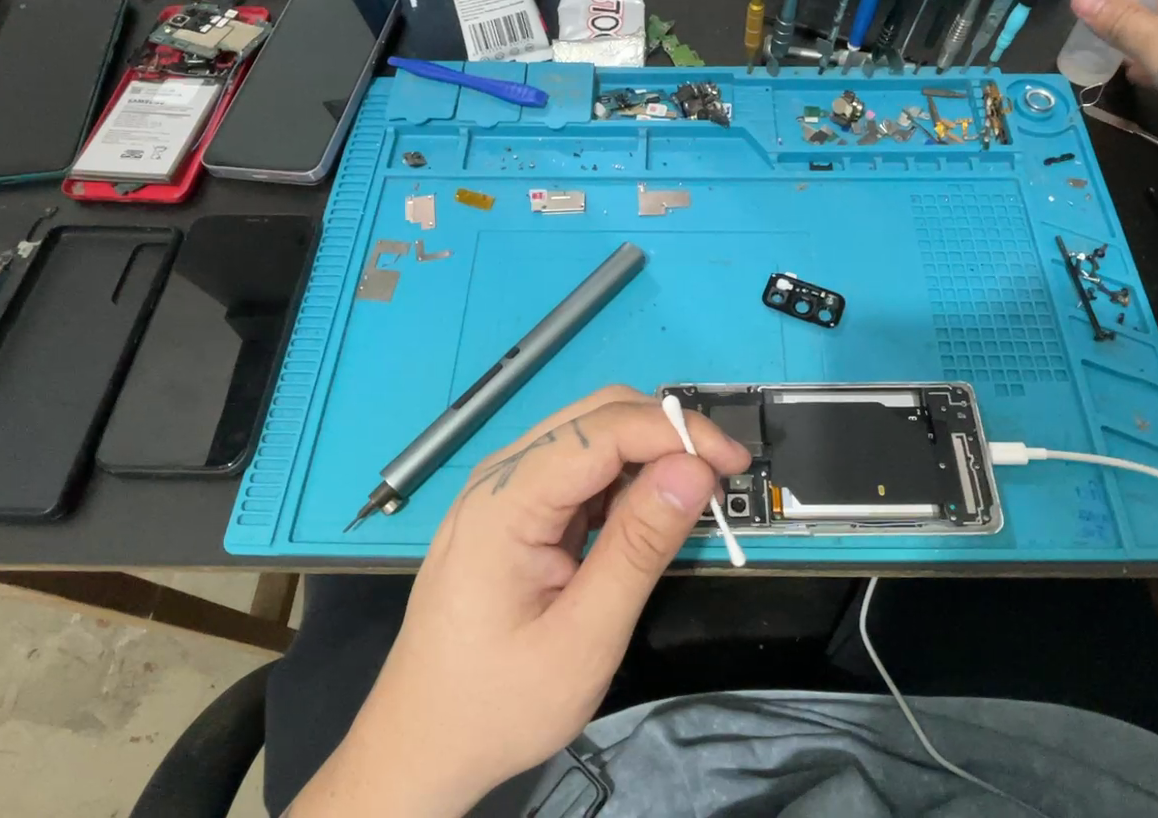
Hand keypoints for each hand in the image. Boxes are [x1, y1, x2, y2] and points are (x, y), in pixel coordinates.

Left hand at [303, 386, 749, 816]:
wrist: (423, 741)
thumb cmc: (500, 702)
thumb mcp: (584, 637)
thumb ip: (640, 547)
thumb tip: (696, 470)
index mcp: (505, 502)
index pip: (603, 430)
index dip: (675, 433)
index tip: (734, 464)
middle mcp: (501, 475)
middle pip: (596, 416)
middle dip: (666, 433)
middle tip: (719, 480)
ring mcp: (504, 488)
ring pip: (591, 435)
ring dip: (649, 452)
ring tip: (692, 500)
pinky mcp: (516, 507)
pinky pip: (580, 468)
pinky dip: (625, 478)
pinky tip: (647, 514)